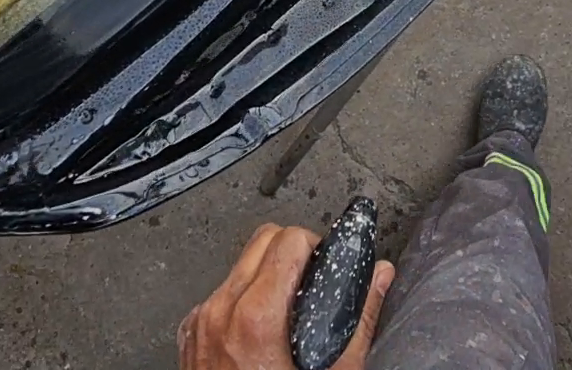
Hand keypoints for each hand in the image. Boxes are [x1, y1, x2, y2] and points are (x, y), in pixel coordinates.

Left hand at [180, 223, 395, 369]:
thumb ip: (360, 319)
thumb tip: (380, 276)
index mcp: (257, 317)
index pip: (289, 238)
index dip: (314, 246)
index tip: (322, 266)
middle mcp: (223, 311)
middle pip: (263, 238)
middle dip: (292, 251)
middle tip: (309, 281)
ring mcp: (202, 321)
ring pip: (241, 262)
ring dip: (267, 271)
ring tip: (286, 307)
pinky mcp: (191, 333)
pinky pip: (221, 292)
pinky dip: (242, 296)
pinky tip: (259, 328)